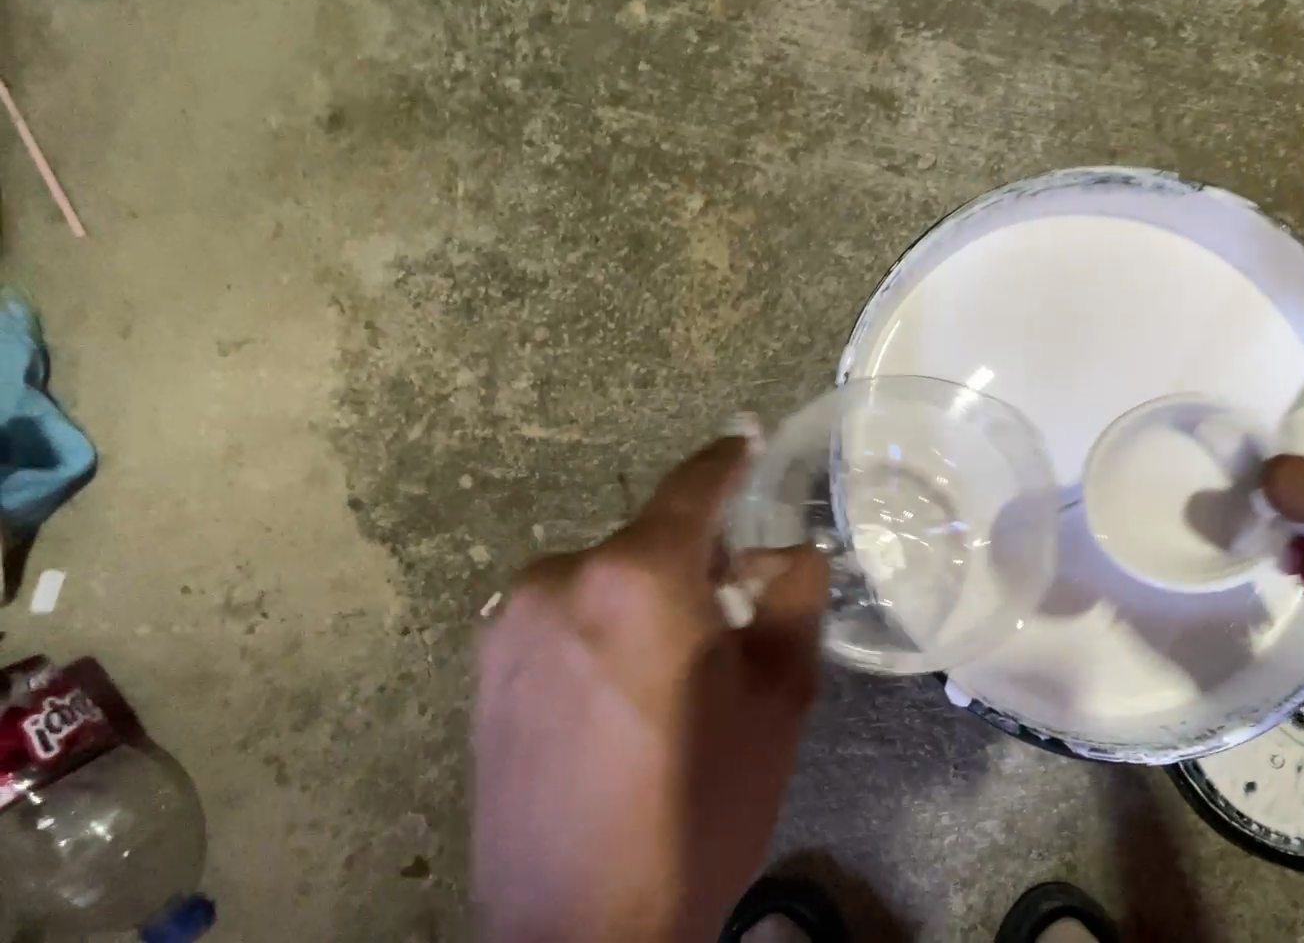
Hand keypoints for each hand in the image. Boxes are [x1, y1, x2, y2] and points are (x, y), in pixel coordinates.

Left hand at [472, 437, 827, 942]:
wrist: (580, 930)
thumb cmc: (699, 806)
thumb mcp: (777, 699)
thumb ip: (792, 600)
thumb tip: (792, 553)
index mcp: (640, 577)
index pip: (694, 485)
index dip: (730, 458)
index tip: (751, 438)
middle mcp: (560, 579)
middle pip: (651, 540)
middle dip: (697, 561)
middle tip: (731, 617)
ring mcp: (507, 624)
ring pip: (605, 579)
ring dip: (646, 598)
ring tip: (671, 674)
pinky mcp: (482, 670)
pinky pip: (563, 615)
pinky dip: (601, 627)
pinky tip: (619, 698)